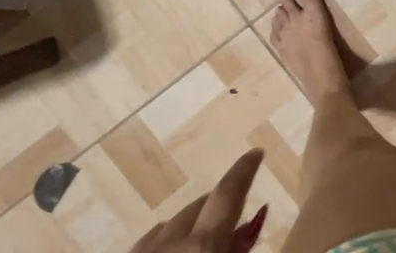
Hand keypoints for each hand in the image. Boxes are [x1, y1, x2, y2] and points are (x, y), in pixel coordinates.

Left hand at [130, 149, 265, 252]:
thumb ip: (238, 250)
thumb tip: (247, 226)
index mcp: (203, 246)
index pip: (228, 195)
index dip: (243, 171)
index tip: (255, 152)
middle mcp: (170, 242)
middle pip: (198, 207)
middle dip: (215, 207)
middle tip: (229, 219)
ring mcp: (140, 252)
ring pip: (169, 223)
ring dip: (188, 225)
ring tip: (197, 239)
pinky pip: (147, 241)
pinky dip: (163, 241)